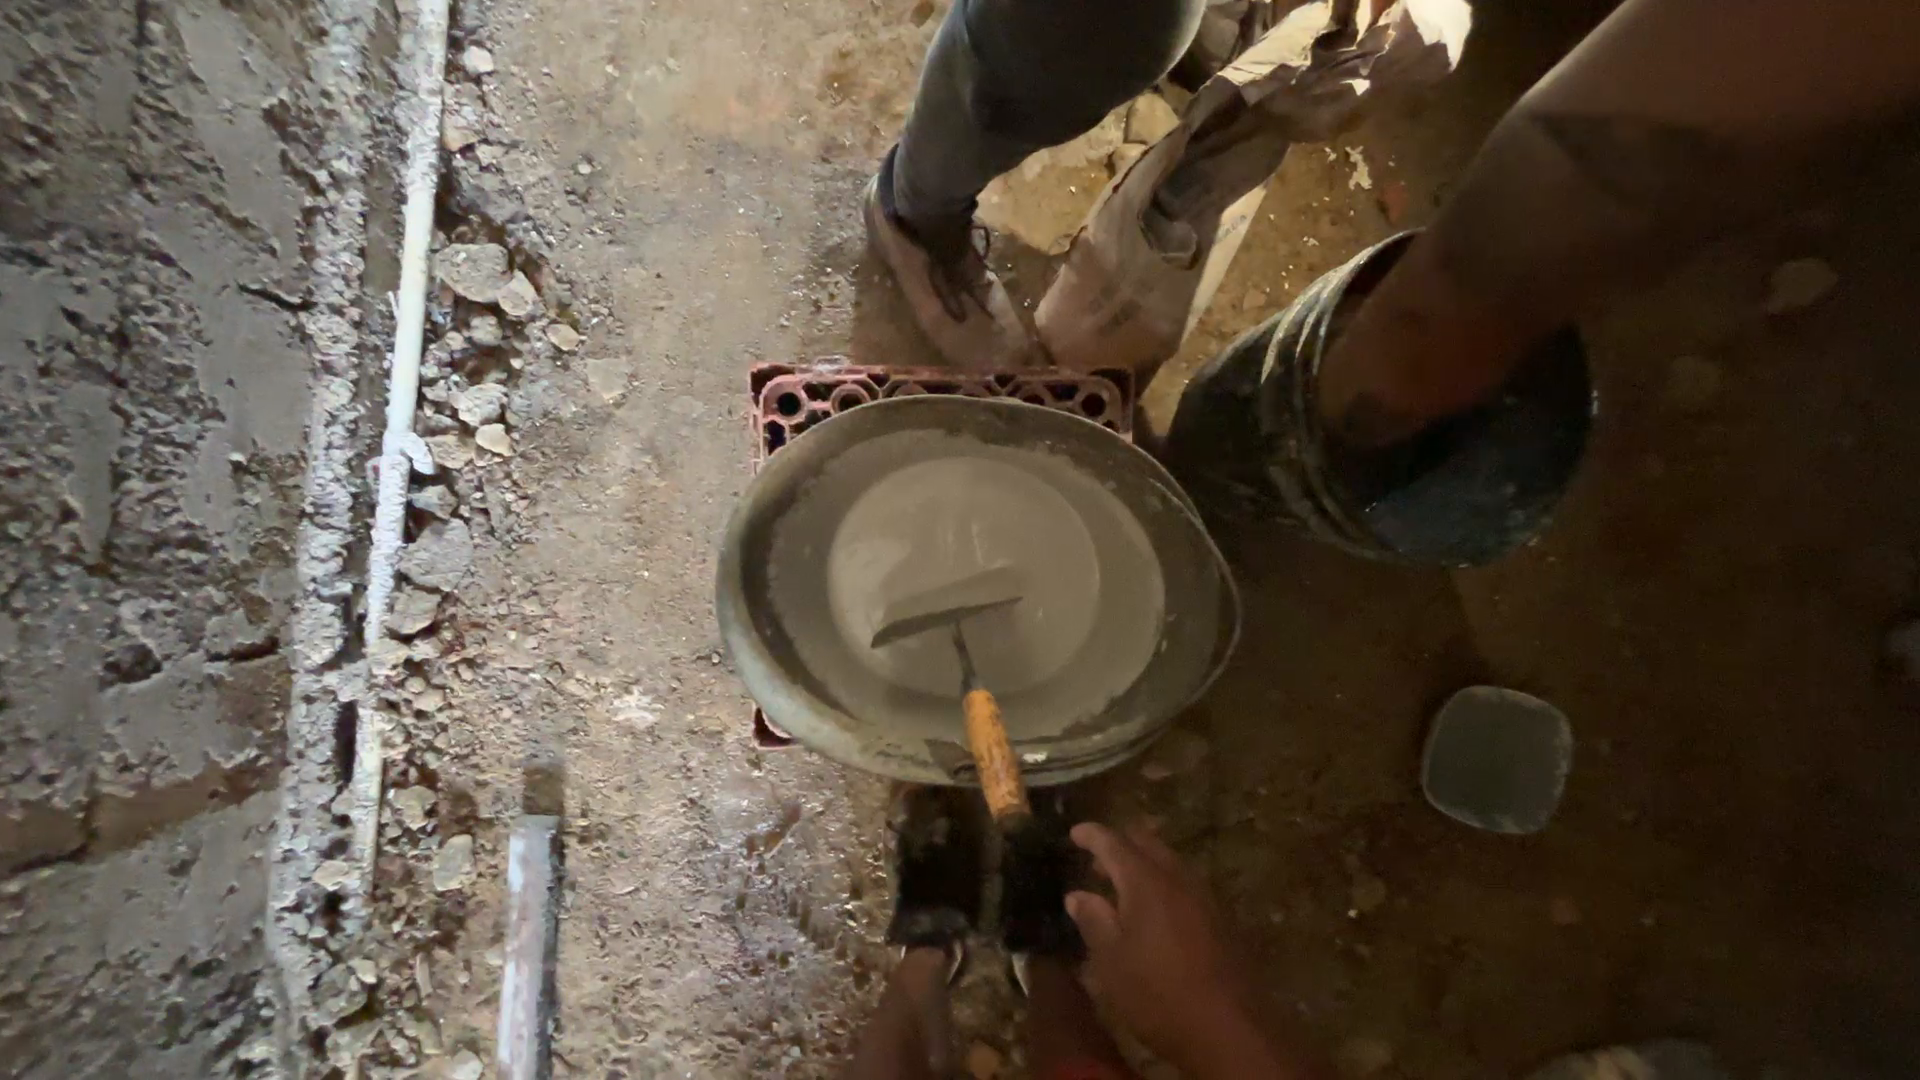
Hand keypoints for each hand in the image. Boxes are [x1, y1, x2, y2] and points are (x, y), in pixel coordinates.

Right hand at [1064, 823, 1272, 1072]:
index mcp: (1144, 880)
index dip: (1092, 834)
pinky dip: (1163, 883)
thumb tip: (1077, 895)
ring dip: (1143, 864)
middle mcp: (1176, 877)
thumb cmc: (1158, 993)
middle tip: (1097, 861)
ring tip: (1123, 887)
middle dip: (1120, 843)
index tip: (1074, 832)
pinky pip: (1185, 883)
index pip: (1113, 842)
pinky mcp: (1221, 918)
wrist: (1230, 1030)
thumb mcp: (1111, 961)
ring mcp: (1203, 896)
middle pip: (1146, 842)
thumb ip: (1093, 920)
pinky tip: (1155, 911)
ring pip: (1169, 861)